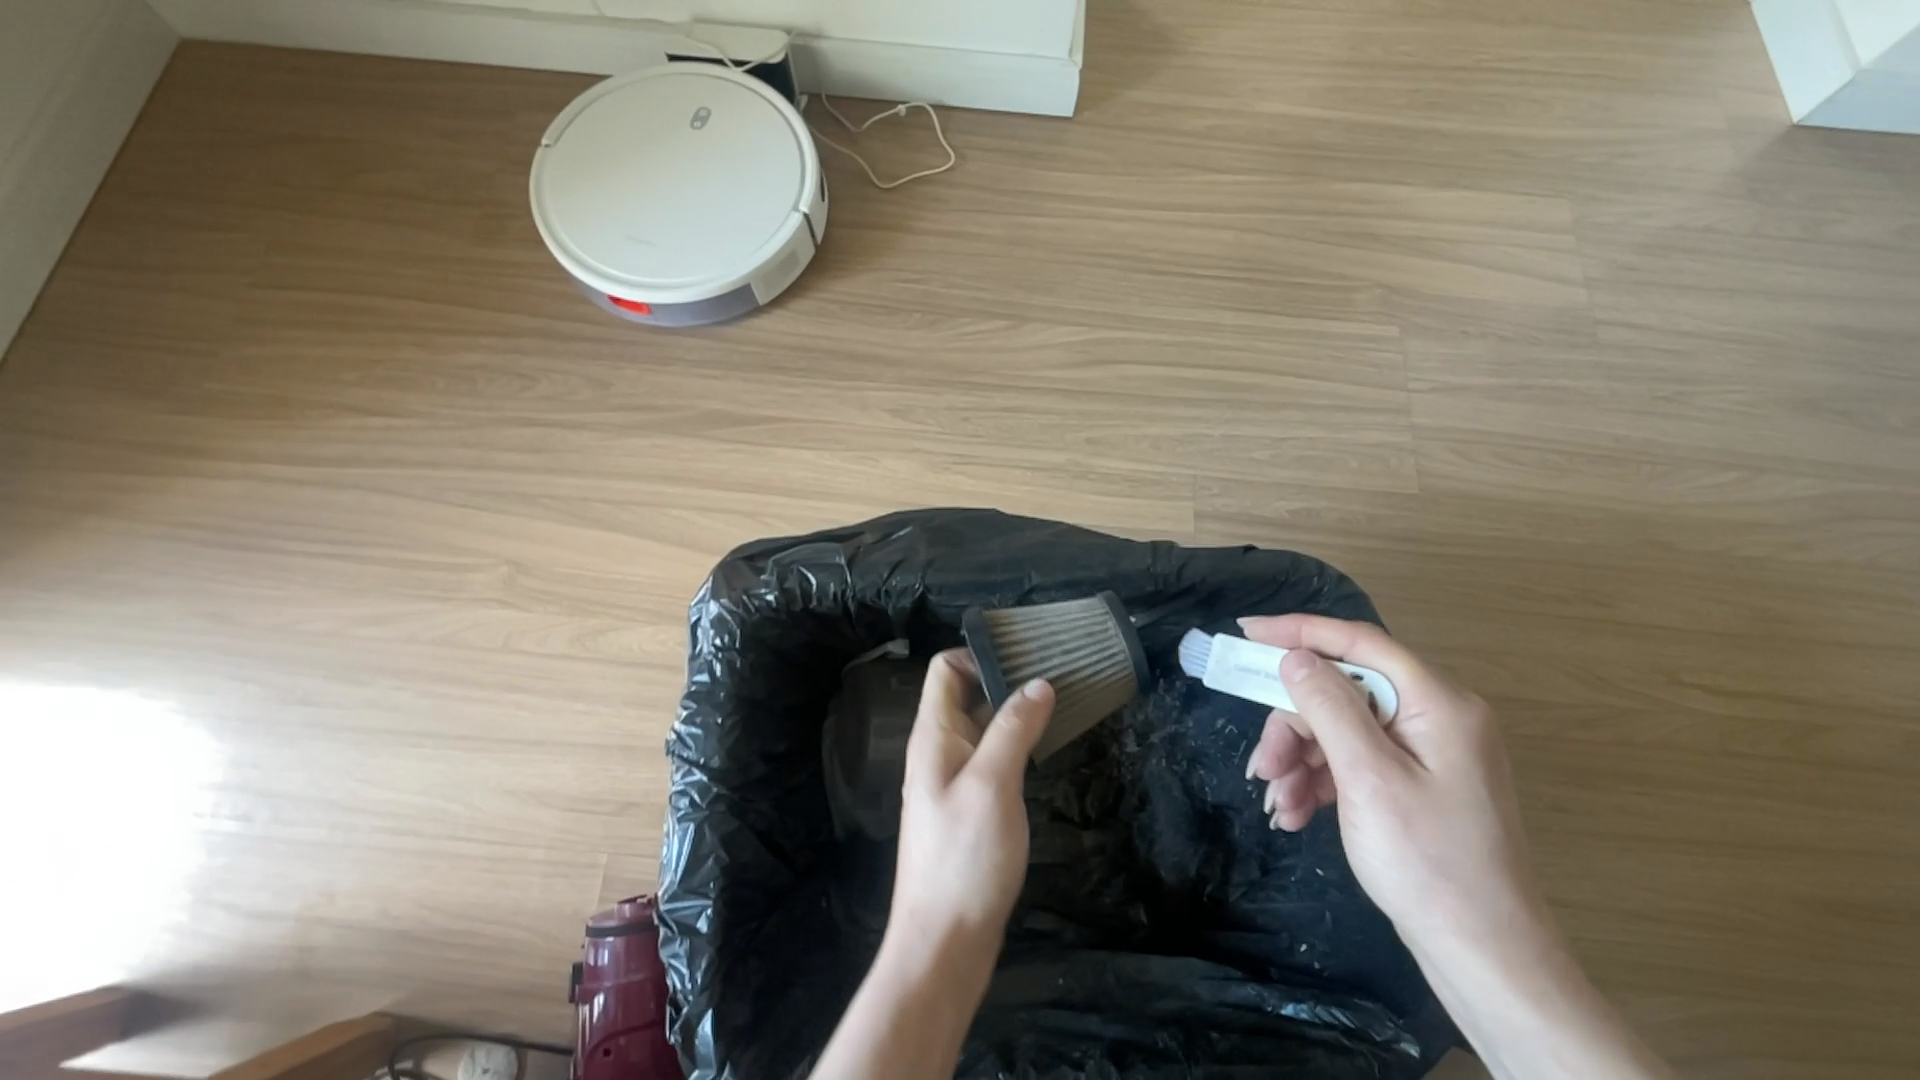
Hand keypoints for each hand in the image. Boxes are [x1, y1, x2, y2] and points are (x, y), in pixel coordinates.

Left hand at [890, 649, 1054, 952]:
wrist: (946, 940)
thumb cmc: (964, 858)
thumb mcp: (992, 785)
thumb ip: (1012, 730)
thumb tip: (1038, 683)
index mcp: (934, 737)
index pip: (945, 671)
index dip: (979, 655)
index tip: (1027, 655)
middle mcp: (939, 752)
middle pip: (967, 696)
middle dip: (1007, 679)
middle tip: (1059, 674)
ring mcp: (954, 782)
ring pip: (984, 730)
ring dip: (1016, 713)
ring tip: (1062, 704)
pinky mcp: (971, 810)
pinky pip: (992, 761)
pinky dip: (1017, 747)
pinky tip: (1046, 750)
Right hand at [1241, 614, 1542, 947]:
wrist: (1483, 953)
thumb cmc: (1428, 862)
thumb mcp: (1368, 778)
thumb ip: (1330, 708)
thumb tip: (1295, 656)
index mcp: (1437, 704)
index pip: (1360, 644)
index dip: (1300, 632)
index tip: (1246, 634)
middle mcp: (1436, 717)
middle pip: (1344, 694)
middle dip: (1294, 726)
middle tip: (1261, 769)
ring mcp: (1428, 753)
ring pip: (1343, 731)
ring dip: (1301, 762)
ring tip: (1279, 806)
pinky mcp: (1417, 785)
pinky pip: (1356, 763)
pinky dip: (1321, 783)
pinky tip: (1298, 816)